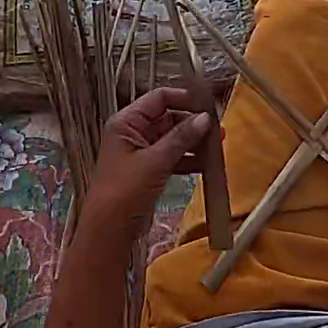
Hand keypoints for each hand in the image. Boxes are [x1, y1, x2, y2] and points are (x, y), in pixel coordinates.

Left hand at [80, 88, 213, 240]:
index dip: (184, 99)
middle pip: (168, 117)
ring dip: (194, 142)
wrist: (109, 230)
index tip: (208, 106)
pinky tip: (207, 163)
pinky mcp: (149, 170)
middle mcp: (132, 132)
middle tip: (218, 130)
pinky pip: (172, 157)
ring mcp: (141, 152)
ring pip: (173, 138)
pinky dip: (188, 159)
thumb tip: (204, 118)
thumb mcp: (156, 161)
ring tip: (217, 146)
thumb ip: (181, 138)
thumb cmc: (125, 190)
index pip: (159, 98)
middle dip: (193, 123)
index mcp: (126, 122)